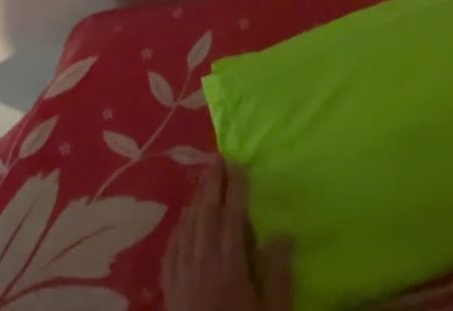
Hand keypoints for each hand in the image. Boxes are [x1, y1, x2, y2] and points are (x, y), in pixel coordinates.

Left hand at [161, 159, 292, 310]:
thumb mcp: (272, 310)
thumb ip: (278, 274)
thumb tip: (284, 234)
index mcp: (230, 265)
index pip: (232, 217)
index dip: (235, 189)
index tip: (238, 165)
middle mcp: (203, 262)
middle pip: (206, 214)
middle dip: (212, 183)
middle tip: (218, 158)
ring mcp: (182, 273)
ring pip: (188, 226)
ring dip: (196, 199)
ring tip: (203, 179)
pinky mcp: (169, 286)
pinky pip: (172, 248)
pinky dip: (179, 226)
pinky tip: (183, 217)